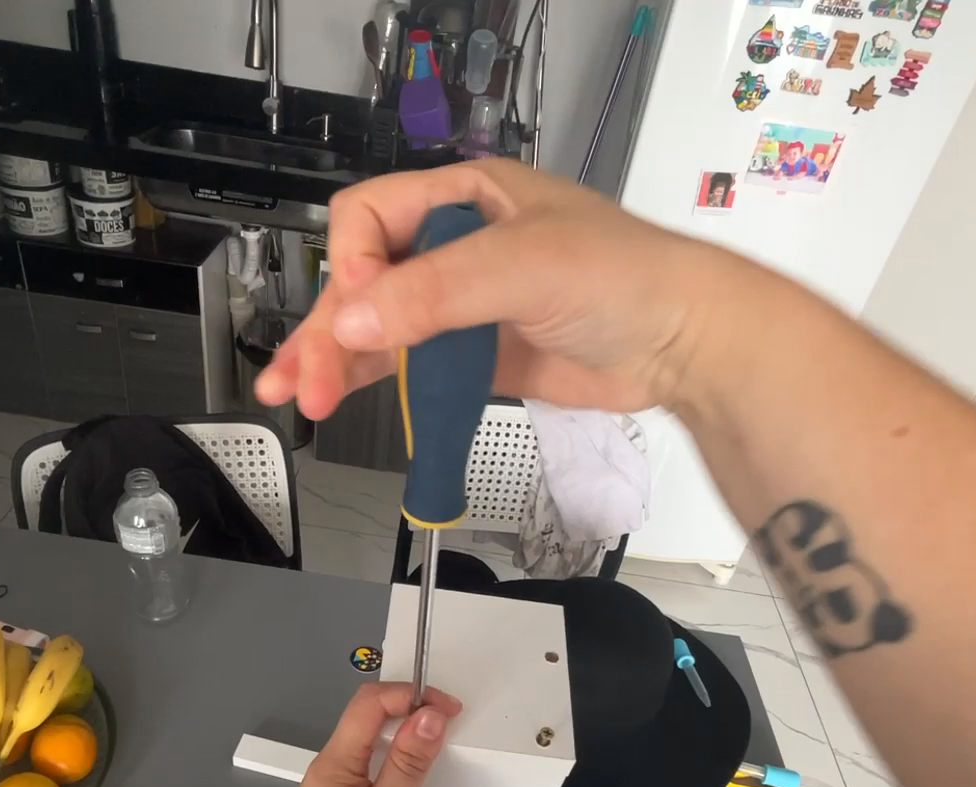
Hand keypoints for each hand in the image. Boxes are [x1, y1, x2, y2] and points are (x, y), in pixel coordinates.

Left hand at [246, 682, 461, 786]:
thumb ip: (409, 766)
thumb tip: (430, 716)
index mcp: (335, 763)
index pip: (371, 703)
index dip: (412, 695)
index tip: (449, 711)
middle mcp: (329, 766)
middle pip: (368, 714)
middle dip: (411, 708)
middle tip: (450, 725)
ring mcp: (330, 786)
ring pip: (368, 739)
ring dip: (404, 733)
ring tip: (438, 747)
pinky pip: (367, 764)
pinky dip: (394, 758)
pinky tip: (413, 776)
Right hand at [255, 158, 758, 421]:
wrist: (679, 344)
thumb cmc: (622, 278)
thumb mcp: (524, 265)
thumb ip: (435, 292)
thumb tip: (350, 323)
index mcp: (462, 200)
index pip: (370, 220)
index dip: (352, 266)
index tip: (358, 313)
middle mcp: (453, 249)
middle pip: (365, 284)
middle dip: (327, 330)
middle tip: (299, 381)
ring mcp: (462, 306)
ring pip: (379, 329)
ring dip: (336, 361)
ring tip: (296, 396)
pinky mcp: (473, 355)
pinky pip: (410, 365)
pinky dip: (377, 382)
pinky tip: (340, 397)